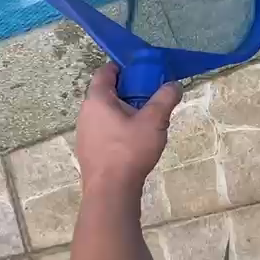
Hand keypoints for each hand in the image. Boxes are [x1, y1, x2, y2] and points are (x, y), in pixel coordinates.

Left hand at [74, 64, 180, 208]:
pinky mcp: (90, 150)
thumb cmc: (129, 150)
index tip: (144, 71)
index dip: (124, 67)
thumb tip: (175, 85)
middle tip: (152, 95)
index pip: (105, 71)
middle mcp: (86, 113)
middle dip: (131, 90)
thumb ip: (166, 97)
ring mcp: (85, 133)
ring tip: (149, 119)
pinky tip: (137, 139)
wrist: (111, 192)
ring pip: (107, 111)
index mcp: (97, 100)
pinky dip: (120, 126)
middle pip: (108, 91)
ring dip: (127, 109)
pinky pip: (105, 128)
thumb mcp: (155, 120)